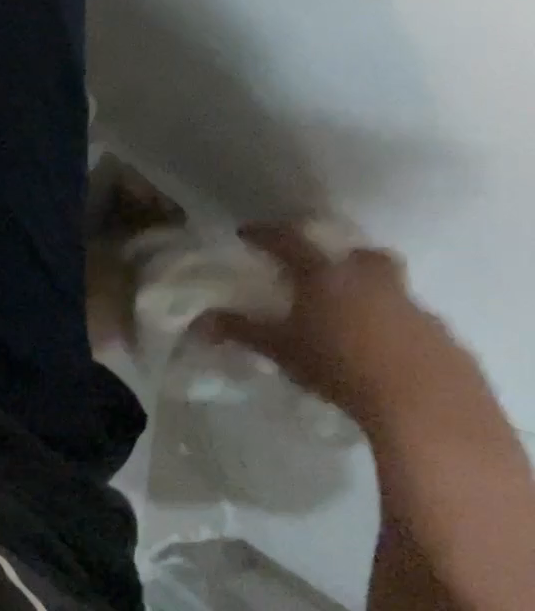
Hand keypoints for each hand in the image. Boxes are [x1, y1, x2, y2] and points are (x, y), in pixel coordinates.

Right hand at [208, 223, 475, 426]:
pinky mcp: (444, 341)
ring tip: (351, 322)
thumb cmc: (339, 367)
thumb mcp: (279, 350)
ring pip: (393, 290)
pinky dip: (397, 330)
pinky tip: (383, 354)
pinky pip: (415, 325)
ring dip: (372, 297)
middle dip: (345, 258)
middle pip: (363, 255)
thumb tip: (200, 321)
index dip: (266, 234)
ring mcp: (414, 310)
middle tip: (323, 274)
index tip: (248, 234)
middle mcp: (371, 283)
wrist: (426, 408)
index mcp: (325, 277)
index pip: (290, 241)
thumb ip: (241, 331)